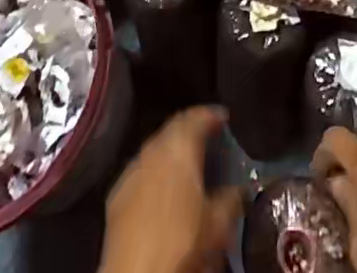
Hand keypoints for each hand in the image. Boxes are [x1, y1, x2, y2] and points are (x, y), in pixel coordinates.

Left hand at [100, 106, 241, 272]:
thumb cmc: (182, 241)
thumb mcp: (219, 222)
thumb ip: (232, 198)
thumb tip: (239, 190)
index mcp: (180, 148)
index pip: (196, 117)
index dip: (212, 115)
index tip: (224, 119)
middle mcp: (154, 151)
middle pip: (174, 128)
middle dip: (191, 129)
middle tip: (207, 138)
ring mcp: (132, 171)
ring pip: (155, 147)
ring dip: (171, 149)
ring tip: (186, 163)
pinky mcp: (116, 194)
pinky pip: (140, 169)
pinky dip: (154, 169)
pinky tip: (161, 188)